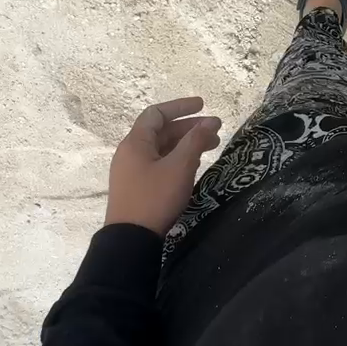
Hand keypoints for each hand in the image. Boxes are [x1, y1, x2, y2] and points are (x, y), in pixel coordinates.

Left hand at [105, 97, 221, 234]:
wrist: (130, 239)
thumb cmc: (155, 197)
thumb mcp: (180, 166)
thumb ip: (195, 140)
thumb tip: (210, 122)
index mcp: (136, 143)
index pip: (157, 113)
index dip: (181, 107)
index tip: (204, 106)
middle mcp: (130, 152)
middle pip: (161, 131)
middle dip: (190, 127)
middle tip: (216, 130)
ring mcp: (132, 170)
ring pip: (162, 148)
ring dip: (186, 143)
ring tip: (212, 146)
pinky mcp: (136, 186)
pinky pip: (159, 162)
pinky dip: (178, 157)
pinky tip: (194, 165)